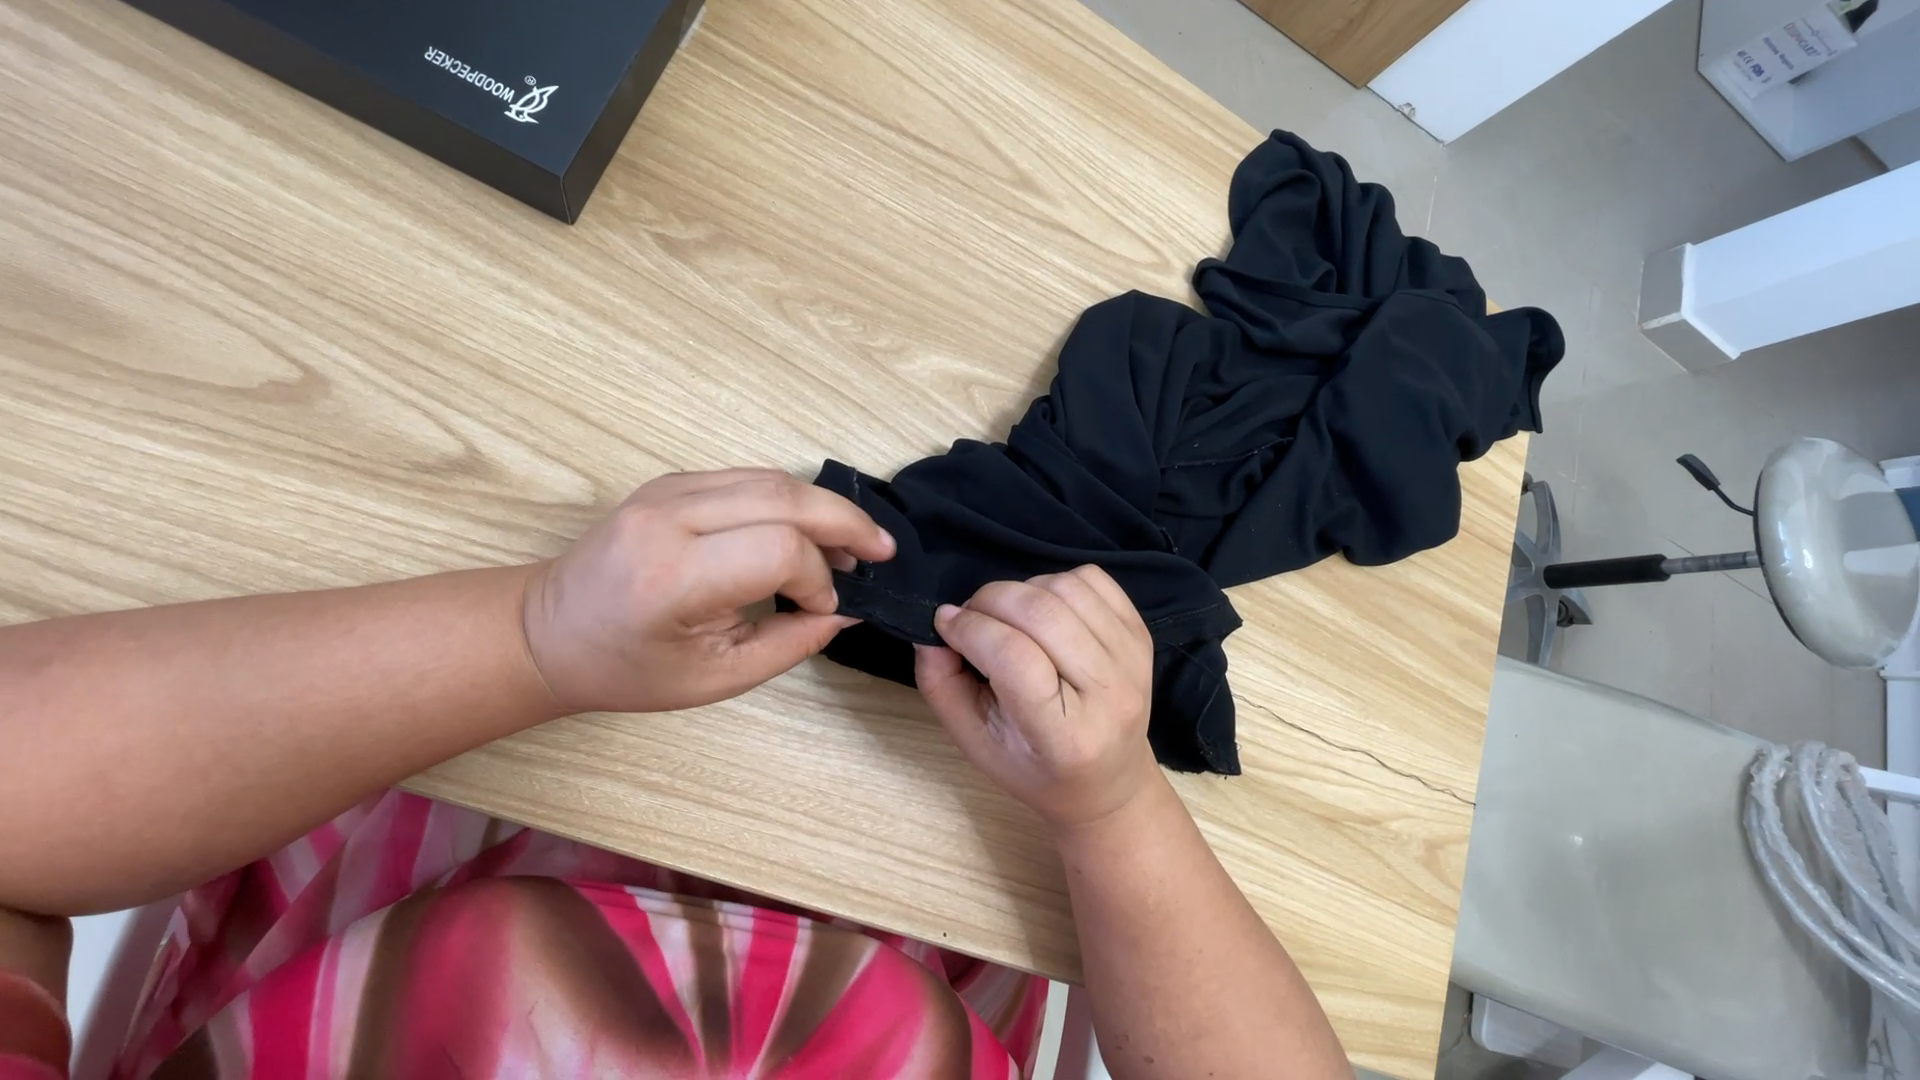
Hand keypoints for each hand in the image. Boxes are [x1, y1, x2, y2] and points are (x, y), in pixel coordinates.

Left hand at [522, 468, 893, 712]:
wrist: (546, 631)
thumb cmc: (627, 669)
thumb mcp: (715, 678)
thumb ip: (791, 643)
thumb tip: (847, 610)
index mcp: (672, 576)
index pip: (778, 550)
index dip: (817, 578)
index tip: (823, 608)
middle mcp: (668, 517)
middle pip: (785, 497)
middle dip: (845, 523)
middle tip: (882, 551)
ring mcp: (667, 490)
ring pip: (773, 479)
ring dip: (823, 508)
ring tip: (852, 545)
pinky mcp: (672, 482)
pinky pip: (751, 478)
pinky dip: (792, 501)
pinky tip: (809, 529)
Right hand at [914, 566, 1160, 830]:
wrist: (1108, 780)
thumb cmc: (1032, 767)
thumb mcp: (973, 741)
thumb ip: (941, 684)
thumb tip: (936, 624)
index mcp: (1066, 736)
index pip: (1015, 658)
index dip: (972, 629)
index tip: (946, 624)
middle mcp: (1110, 694)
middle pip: (1042, 614)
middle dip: (989, 600)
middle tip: (970, 617)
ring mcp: (1132, 659)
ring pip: (1065, 589)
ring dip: (1021, 590)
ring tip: (1007, 616)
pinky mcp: (1141, 634)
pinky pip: (1092, 579)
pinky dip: (1056, 582)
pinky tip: (1042, 610)